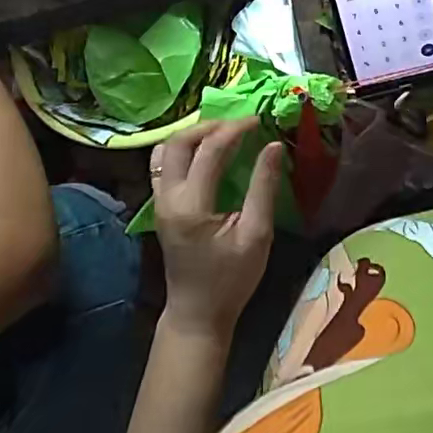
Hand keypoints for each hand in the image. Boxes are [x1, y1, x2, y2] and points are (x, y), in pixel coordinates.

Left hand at [150, 119, 284, 339]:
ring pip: (165, 150)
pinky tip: (205, 152)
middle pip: (178, 141)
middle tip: (239, 124)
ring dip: (192, 135)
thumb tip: (273, 145)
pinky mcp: (159, 205)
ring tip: (222, 133)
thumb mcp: (257, 235)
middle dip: (210, 126)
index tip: (259, 120)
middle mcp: (167, 197)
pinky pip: (163, 164)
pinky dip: (183, 149)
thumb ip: (263, 187)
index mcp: (191, 205)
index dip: (235, 129)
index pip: (210, 150)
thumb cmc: (231, 280)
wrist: (197, 313)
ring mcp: (158, 200)